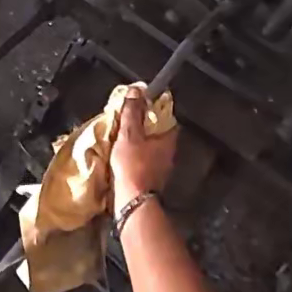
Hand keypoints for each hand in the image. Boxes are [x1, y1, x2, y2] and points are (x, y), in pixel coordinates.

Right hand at [110, 86, 176, 209]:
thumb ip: (132, 112)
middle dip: (145, 127)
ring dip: (139, 143)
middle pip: (158, 134)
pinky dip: (135, 157)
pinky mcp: (151, 181)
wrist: (132, 202)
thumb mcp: (129, 134)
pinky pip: (144, 162)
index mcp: (168, 140)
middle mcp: (169, 154)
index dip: (155, 109)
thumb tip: (137, 89)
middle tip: (128, 121)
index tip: (141, 105)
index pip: (167, 118)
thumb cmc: (132, 164)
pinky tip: (122, 157)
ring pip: (151, 149)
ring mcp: (161, 170)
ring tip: (121, 138)